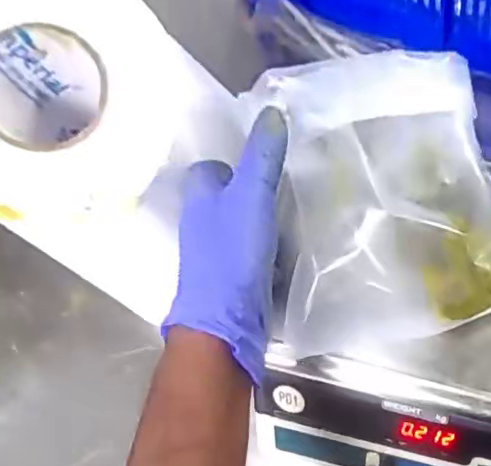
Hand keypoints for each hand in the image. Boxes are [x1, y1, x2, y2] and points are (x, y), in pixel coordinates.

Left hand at [163, 107, 287, 384]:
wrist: (225, 324)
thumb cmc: (233, 257)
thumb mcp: (252, 199)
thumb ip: (262, 159)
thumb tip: (273, 115)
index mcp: (200, 199)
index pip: (212, 171)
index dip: (234, 168)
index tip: (263, 171)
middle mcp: (200, 228)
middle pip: (226, 204)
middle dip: (250, 201)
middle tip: (284, 202)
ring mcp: (214, 262)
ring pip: (239, 237)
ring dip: (260, 235)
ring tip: (291, 234)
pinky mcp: (231, 290)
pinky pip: (249, 267)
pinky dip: (265, 264)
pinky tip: (284, 268)